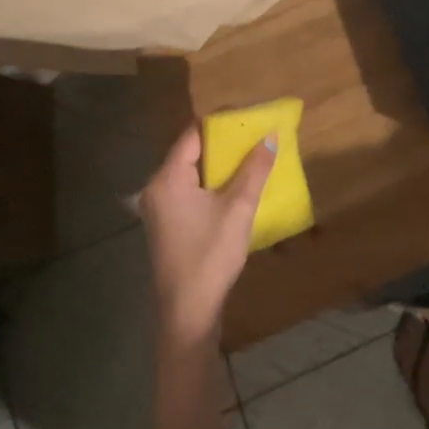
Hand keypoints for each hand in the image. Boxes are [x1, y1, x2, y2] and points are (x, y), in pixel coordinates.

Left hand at [138, 125, 276, 344]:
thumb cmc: (210, 255)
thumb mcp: (239, 208)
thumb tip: (271, 136)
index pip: (192, 135)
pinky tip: (236, 186)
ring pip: (191, 172)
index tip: (249, 116)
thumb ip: (254, 169)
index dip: (221, 123)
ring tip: (251, 156)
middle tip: (255, 134)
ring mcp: (159, 208)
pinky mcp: (167, 224)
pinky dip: (211, 183)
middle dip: (223, 143)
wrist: (188, 311)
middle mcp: (156, 188)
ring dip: (219, 164)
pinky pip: (189, 190)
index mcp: (168, 179)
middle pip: (190, 152)